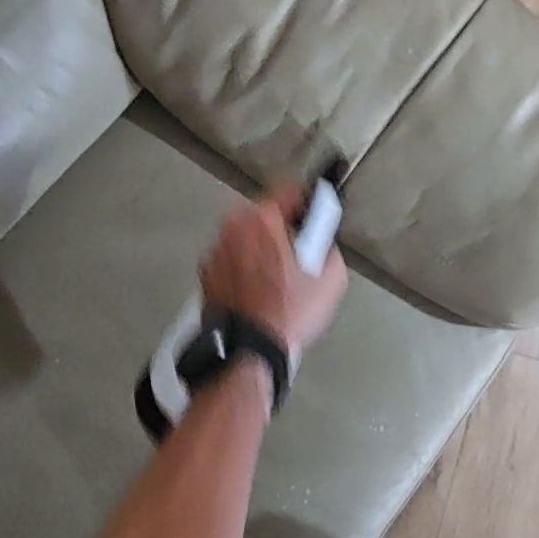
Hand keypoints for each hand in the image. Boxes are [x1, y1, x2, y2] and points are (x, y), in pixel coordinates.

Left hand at [199, 185, 348, 356]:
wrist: (251, 348)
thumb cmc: (288, 312)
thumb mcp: (332, 277)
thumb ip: (328, 246)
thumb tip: (323, 241)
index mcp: (264, 220)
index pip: (287, 189)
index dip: (306, 199)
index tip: (313, 209)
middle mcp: (234, 228)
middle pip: (262, 213)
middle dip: (279, 226)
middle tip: (298, 249)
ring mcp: (216, 251)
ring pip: (244, 236)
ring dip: (259, 245)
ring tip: (278, 273)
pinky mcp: (206, 274)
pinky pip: (230, 259)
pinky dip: (242, 266)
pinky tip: (259, 287)